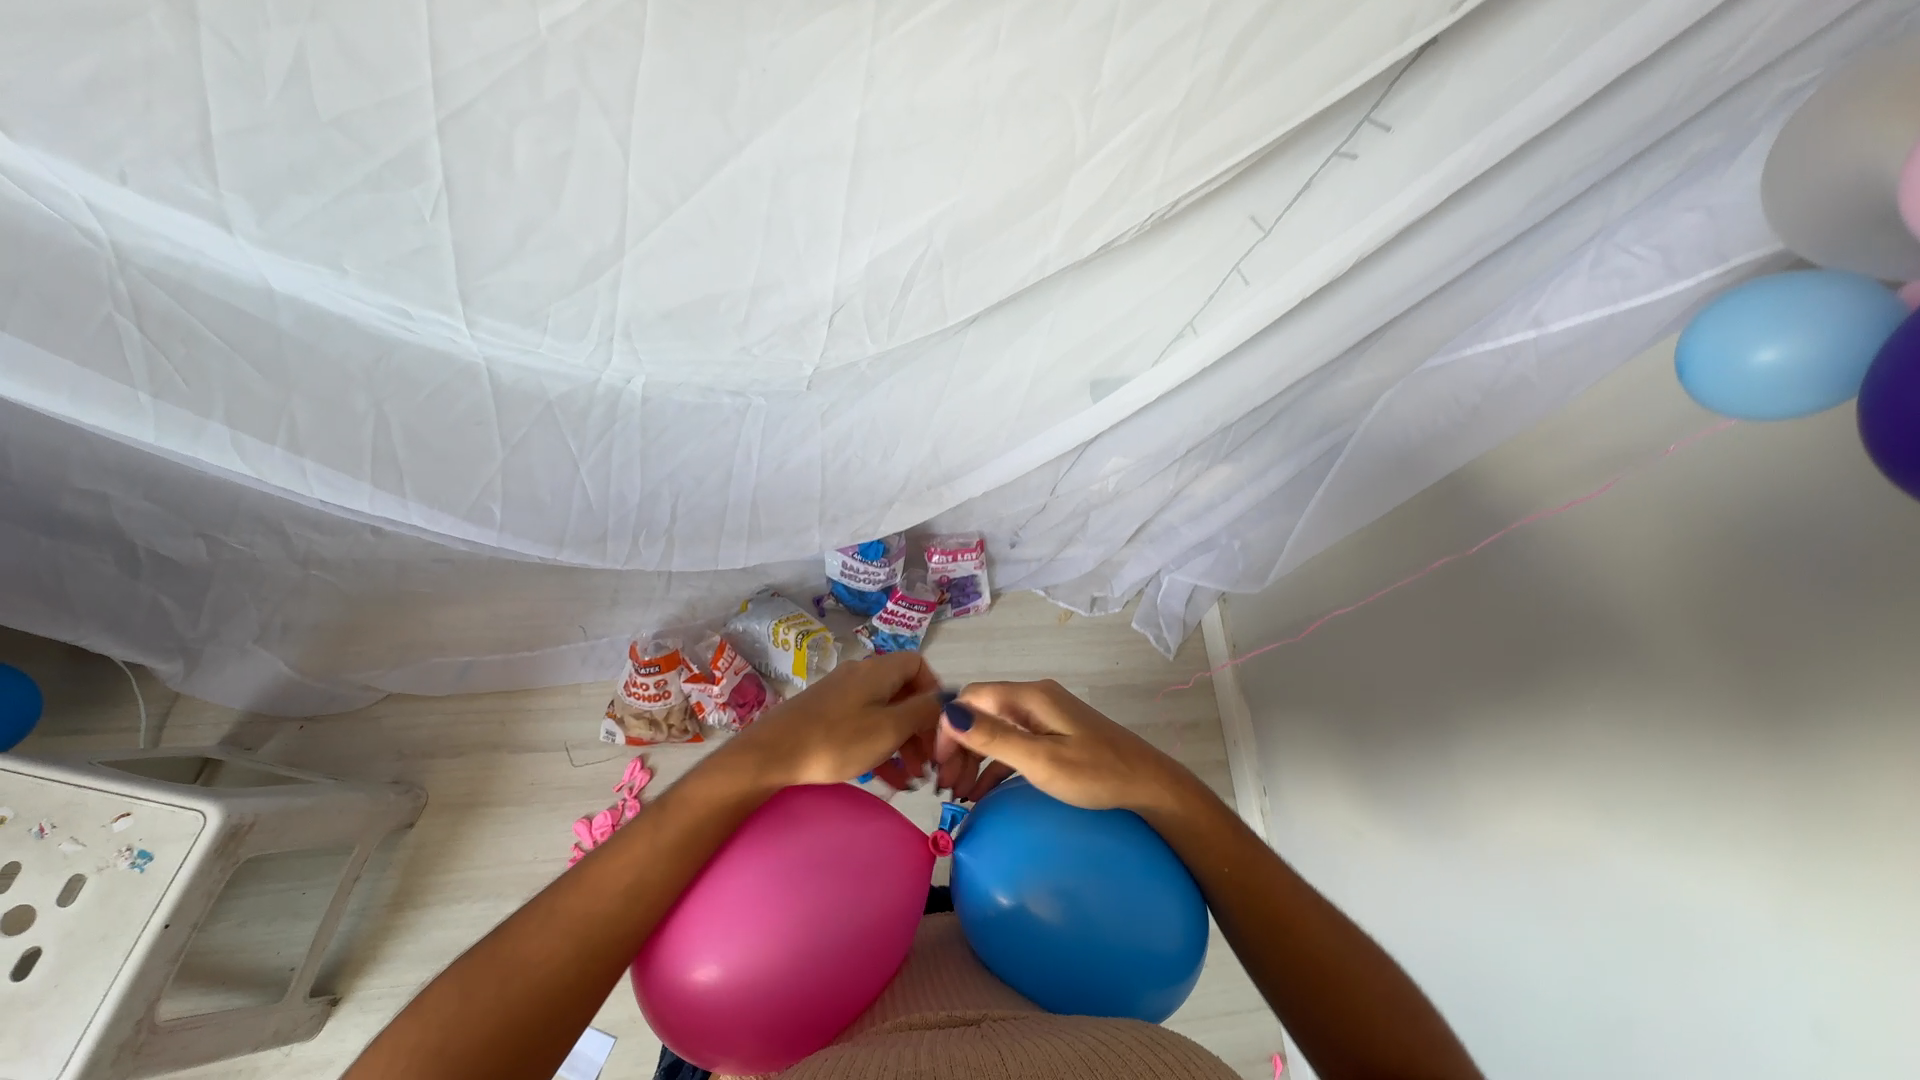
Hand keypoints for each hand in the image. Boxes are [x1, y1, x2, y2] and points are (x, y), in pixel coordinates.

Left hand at [718, 652, 943, 788]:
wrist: (770, 756)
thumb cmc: (836, 740)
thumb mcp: (889, 728)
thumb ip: (923, 712)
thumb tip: (945, 701)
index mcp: (878, 671)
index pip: (918, 665)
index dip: (934, 692)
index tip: (941, 725)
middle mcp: (861, 676)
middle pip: (903, 695)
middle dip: (921, 729)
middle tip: (932, 763)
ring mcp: (840, 697)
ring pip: (884, 715)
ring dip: (903, 745)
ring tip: (915, 779)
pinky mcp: (825, 719)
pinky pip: (864, 729)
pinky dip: (880, 750)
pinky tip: (891, 781)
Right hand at [936, 679, 1205, 814]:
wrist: (1148, 786)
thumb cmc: (1095, 774)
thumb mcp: (1040, 760)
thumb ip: (994, 737)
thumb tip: (949, 714)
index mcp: (1029, 697)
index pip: (971, 698)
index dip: (948, 727)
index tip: (939, 765)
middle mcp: (1033, 698)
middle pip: (981, 713)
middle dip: (959, 747)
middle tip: (946, 787)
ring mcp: (1045, 716)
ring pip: (995, 730)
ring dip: (974, 759)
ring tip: (960, 794)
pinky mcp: (1054, 734)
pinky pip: (1014, 743)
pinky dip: (995, 764)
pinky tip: (983, 791)